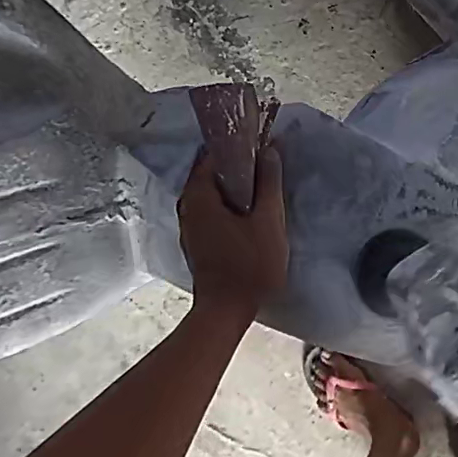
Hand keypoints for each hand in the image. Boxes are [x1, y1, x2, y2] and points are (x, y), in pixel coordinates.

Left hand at [177, 143, 286, 312]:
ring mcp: (188, 225)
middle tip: (265, 165)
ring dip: (233, 187)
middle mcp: (187, 206)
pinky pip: (210, 210)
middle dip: (236, 166)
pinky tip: (248, 212)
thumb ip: (269, 183)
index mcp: (199, 195)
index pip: (213, 154)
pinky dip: (227, 205)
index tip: (260, 145)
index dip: (237, 145)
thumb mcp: (268, 221)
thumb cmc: (249, 265)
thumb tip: (270, 150)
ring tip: (261, 188)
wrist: (226, 311)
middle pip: (210, 173)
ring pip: (210, 194)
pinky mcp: (195, 241)